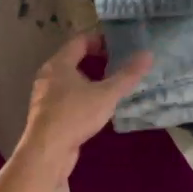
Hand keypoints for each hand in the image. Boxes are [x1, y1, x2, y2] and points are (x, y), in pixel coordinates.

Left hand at [16, 33, 152, 177]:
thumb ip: (127, 76)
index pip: (80, 40)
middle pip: (73, 60)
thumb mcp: (106, 95)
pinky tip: (95, 109)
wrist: (47, 151)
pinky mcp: (46, 115)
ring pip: (69, 81)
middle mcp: (48, 76)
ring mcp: (44, 96)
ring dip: (88, 81)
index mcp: (59, 63)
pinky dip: (80, 98)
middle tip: (118, 66)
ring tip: (110, 88)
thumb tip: (148, 54)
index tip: (119, 47)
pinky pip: (65, 99)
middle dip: (96, 61)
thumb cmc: (75, 116)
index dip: (100, 40)